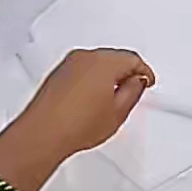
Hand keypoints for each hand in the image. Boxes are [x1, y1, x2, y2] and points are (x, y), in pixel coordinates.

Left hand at [0, 48, 154, 172]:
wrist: (43, 133)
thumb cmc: (75, 124)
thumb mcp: (118, 112)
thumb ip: (133, 92)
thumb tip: (137, 83)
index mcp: (105, 62)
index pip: (133, 59)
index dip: (144, 72)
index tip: (148, 80)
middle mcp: (85, 57)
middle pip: (114, 58)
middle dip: (126, 72)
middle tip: (134, 88)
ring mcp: (68, 64)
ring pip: (97, 63)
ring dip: (108, 76)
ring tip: (112, 100)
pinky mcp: (58, 74)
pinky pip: (82, 70)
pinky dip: (91, 79)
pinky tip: (93, 100)